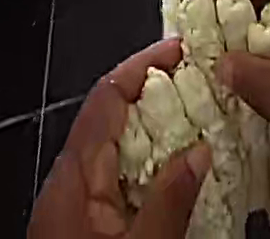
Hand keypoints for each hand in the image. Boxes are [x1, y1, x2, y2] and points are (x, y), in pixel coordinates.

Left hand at [28, 38, 211, 238]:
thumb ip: (169, 200)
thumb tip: (201, 150)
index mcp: (72, 176)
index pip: (107, 95)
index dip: (144, 64)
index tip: (181, 48)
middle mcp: (68, 181)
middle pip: (112, 115)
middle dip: (157, 92)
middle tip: (201, 80)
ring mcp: (73, 204)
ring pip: (117, 146)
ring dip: (157, 128)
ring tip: (199, 117)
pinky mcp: (82, 225)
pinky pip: (117, 175)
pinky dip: (149, 160)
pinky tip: (178, 168)